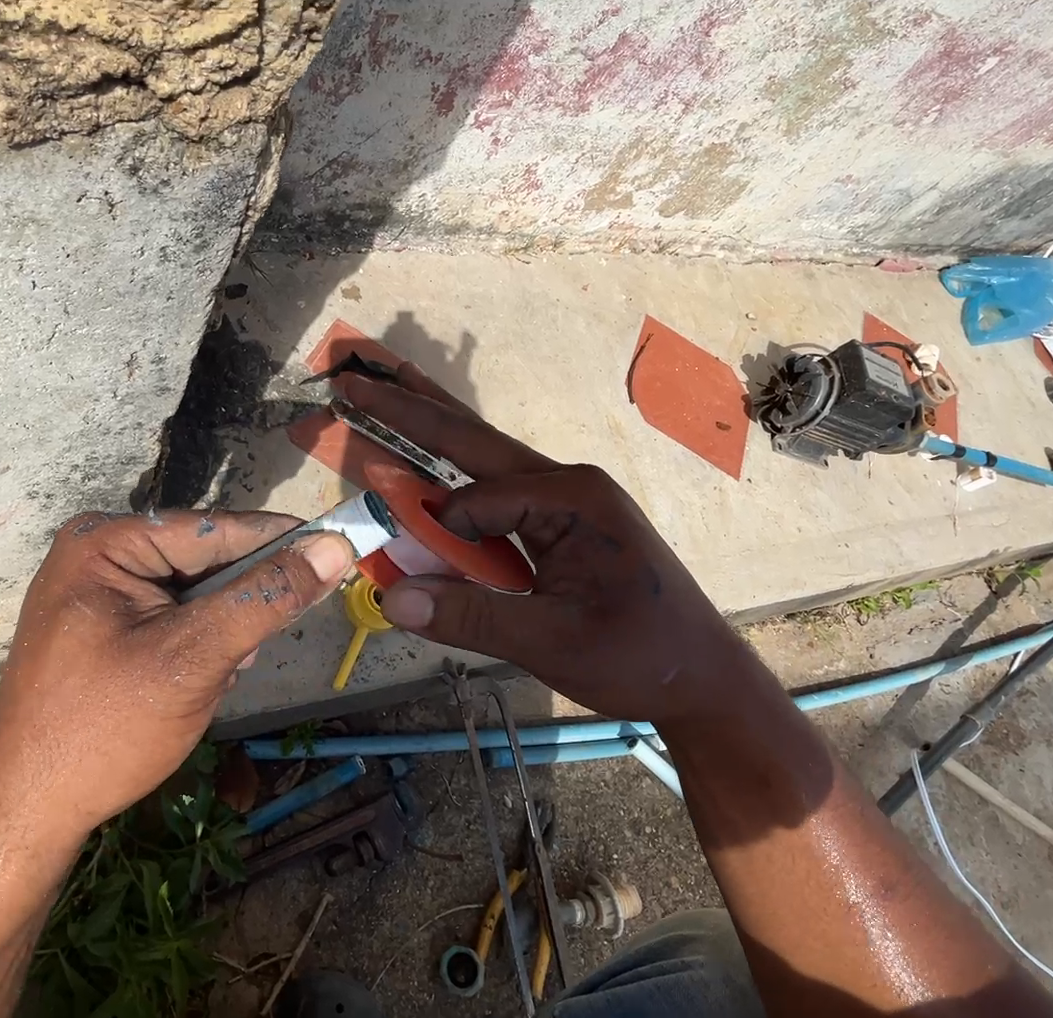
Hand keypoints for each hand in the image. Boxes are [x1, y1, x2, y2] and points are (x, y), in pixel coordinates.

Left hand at [0, 510, 354, 838]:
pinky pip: (169, 614)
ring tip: (224, 672)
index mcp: (104, 542)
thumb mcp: (196, 656)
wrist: (27, 812)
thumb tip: (335, 547)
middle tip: (270, 637)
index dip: (281, 538)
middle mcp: (95, 552)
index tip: (343, 542)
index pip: (213, 527)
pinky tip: (199, 677)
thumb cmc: (106, 730)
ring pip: (191, 590)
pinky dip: (196, 641)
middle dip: (241, 599)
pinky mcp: (98, 624)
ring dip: (220, 627)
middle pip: (202, 557)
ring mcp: (93, 590)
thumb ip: (266, 597)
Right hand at [340, 365, 753, 724]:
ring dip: (430, 420)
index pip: (479, 502)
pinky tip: (428, 445)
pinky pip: (492, 486)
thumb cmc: (639, 657)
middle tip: (350, 375)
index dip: (442, 533)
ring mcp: (563, 496)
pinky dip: (451, 463)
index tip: (427, 574)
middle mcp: (565, 481)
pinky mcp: (558, 518)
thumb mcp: (553, 642)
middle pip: (471, 438)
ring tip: (383, 382)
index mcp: (571, 498)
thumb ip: (471, 616)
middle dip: (407, 408)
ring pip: (480, 452)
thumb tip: (390, 597)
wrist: (702, 677)